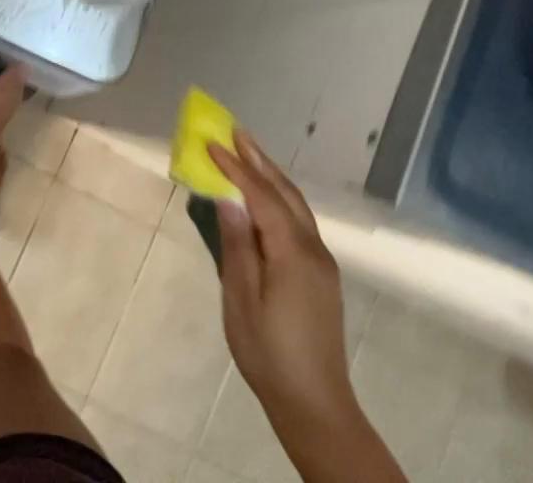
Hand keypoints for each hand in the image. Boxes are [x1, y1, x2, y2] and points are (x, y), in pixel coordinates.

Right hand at [210, 135, 355, 427]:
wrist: (313, 399)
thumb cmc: (267, 351)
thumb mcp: (241, 298)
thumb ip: (237, 246)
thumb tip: (228, 199)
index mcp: (292, 253)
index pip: (262, 197)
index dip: (236, 168)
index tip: (211, 143)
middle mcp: (313, 249)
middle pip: (286, 193)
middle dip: (260, 161)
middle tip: (235, 132)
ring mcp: (320, 262)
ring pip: (297, 206)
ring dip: (271, 176)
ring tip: (248, 153)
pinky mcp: (320, 274)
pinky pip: (299, 222)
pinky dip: (279, 199)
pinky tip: (265, 197)